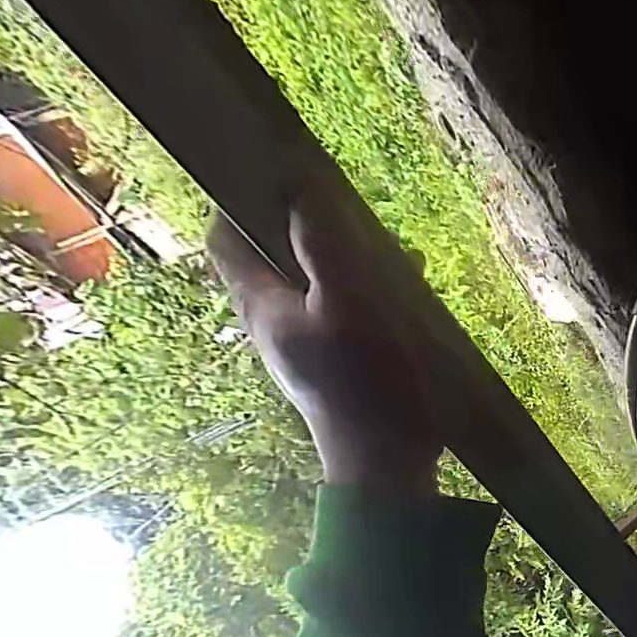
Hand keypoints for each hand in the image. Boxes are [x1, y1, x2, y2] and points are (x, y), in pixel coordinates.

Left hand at [207, 181, 441, 491]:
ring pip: (321, 284)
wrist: (387, 458)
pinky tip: (409, 296)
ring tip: (398, 258)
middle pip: (280, 256)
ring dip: (354, 264)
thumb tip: (302, 185)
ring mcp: (311, 345)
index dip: (244, 200)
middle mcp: (277, 322)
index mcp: (261, 304)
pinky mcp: (344, 363)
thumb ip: (324, 245)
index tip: (284, 178)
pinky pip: (351, 312)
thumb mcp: (348, 305)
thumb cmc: (363, 382)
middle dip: (317, 230)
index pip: (227, 237)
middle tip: (359, 219)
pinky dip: (373, 295)